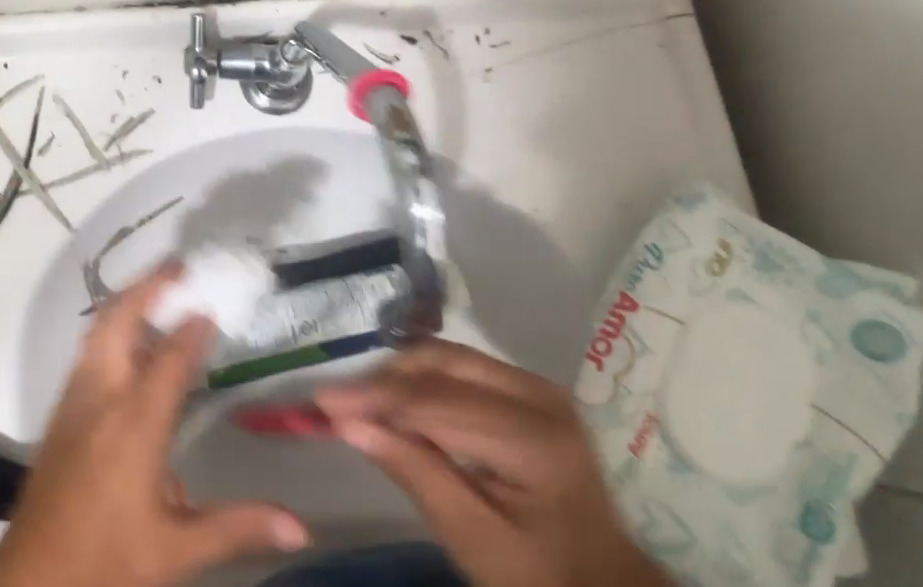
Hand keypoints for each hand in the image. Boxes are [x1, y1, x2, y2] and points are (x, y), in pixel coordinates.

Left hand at [0, 266, 308, 586]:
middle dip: (146, 288)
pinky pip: (86, 354)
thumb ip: (237, 526)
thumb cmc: (105, 560)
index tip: (213, 304)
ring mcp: (72, 403)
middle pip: (117, 323)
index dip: (191, 328)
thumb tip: (300, 527)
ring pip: (96, 334)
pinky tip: (128, 343)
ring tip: (156, 291)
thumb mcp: (176, 551)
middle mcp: (99, 400)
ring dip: (125, 305)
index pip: (167, 360)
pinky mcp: (59, 415)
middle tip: (177, 267)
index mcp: (133, 426)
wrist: (32, 580)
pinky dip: (109, 331)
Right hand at [316, 340, 670, 586]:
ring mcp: (537, 387)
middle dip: (383, 378)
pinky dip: (422, 379)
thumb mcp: (471, 537)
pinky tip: (394, 399)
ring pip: (448, 357)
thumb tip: (347, 422)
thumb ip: (413, 471)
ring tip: (356, 399)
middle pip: (441, 364)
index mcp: (533, 436)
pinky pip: (462, 368)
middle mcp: (539, 394)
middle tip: (333, 400)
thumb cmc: (538, 574)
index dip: (373, 396)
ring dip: (399, 375)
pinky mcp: (530, 391)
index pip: (435, 400)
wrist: (603, 583)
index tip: (320, 401)